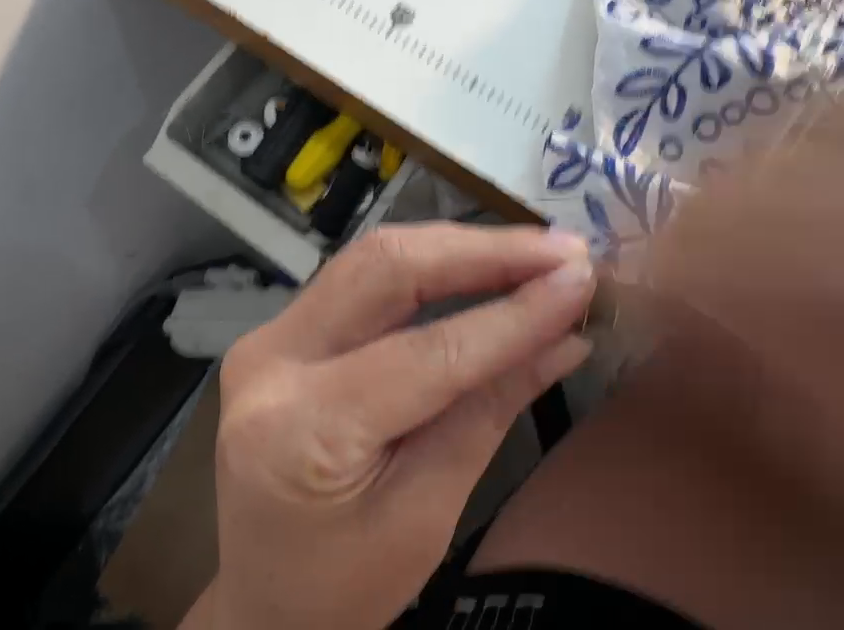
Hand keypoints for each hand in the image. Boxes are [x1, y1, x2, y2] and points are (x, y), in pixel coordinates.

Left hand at [191, 224, 594, 629]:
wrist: (260, 601)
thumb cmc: (343, 585)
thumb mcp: (425, 514)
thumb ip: (490, 410)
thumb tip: (566, 336)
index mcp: (298, 427)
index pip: (427, 352)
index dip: (513, 313)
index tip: (582, 281)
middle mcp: (270, 359)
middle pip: (387, 269)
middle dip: (485, 251)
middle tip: (565, 250)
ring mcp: (268, 336)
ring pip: (375, 259)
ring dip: (462, 249)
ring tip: (538, 252)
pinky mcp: (282, 331)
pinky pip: (363, 279)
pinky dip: (432, 266)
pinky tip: (485, 267)